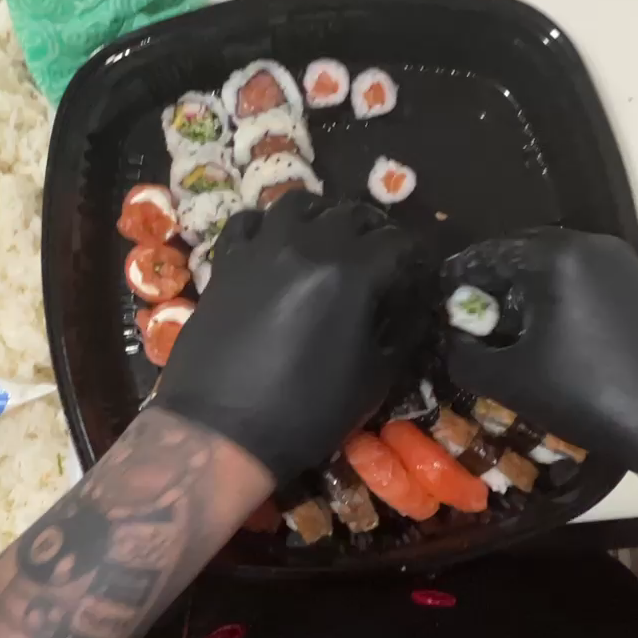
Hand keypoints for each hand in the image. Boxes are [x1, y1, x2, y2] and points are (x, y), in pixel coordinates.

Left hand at [154, 192, 427, 481]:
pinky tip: (273, 246)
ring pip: (297, 204)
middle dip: (373, 233)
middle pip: (350, 215)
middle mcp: (307, 247)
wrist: (222, 433)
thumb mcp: (373, 379)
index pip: (396, 243)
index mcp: (350, 274)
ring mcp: (260, 250)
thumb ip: (401, 331)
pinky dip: (266, 226)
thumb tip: (414, 304)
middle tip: (377, 259)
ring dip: (321, 217)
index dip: (413, 259)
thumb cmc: (307, 414)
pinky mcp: (225, 263)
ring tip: (326, 240)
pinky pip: (247, 222)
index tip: (415, 276)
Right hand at [441, 228, 637, 513]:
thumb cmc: (591, 397)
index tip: (442, 303)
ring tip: (513, 327)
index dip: (458, 277)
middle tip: (474, 316)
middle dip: (493, 280)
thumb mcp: (512, 381)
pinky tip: (557, 333)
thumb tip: (453, 338)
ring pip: (557, 264)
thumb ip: (465, 355)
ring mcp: (625, 263)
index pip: (488, 253)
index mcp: (556, 257)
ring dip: (528, 288)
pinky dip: (560, 295)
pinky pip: (587, 277)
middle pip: (523, 252)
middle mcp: (592, 245)